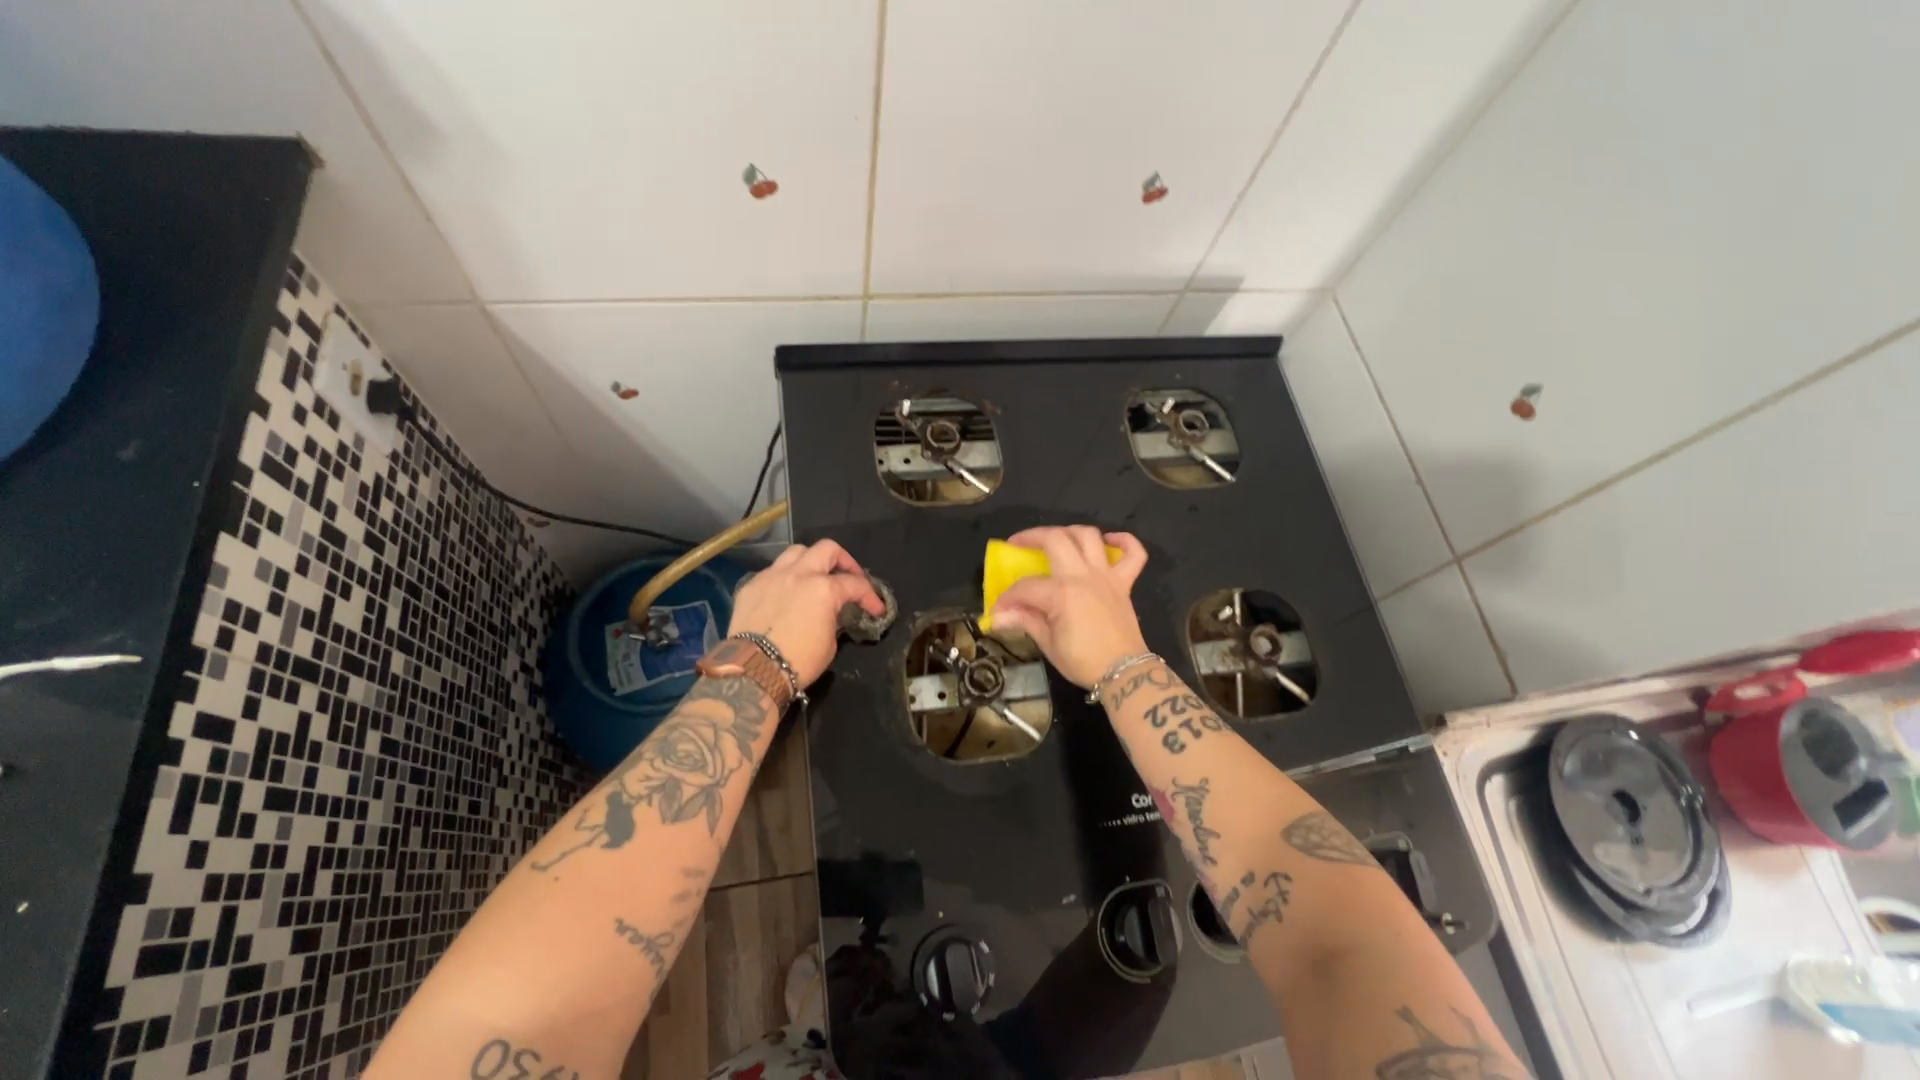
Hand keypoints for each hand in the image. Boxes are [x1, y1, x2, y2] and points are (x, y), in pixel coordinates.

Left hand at [728, 539, 884, 686]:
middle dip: (844, 561)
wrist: (753, 669)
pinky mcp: (751, 585)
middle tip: (848, 577)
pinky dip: (785, 578)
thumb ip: (833, 618)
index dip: (870, 597)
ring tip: (815, 576)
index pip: (855, 584)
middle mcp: (799, 574)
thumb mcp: (829, 643)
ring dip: (811, 560)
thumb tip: (831, 613)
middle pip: (827, 549)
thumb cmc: (799, 661)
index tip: (876, 609)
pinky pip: (773, 571)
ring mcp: (772, 576)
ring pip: (796, 551)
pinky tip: (786, 594)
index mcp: (824, 589)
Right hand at [988, 526, 1148, 687]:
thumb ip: (1026, 621)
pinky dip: (1124, 541)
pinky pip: (1133, 553)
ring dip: (1070, 531)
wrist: (1124, 673)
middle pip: (1055, 539)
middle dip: (1031, 537)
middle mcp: (1083, 576)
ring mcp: (1106, 576)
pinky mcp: (1125, 583)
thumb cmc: (1083, 662)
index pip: (1026, 587)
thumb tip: (998, 616)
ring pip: (1089, 536)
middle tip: (1018, 544)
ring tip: (1057, 539)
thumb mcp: (1048, 644)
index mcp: (1061, 593)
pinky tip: (1109, 540)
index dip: (1008, 597)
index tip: (999, 610)